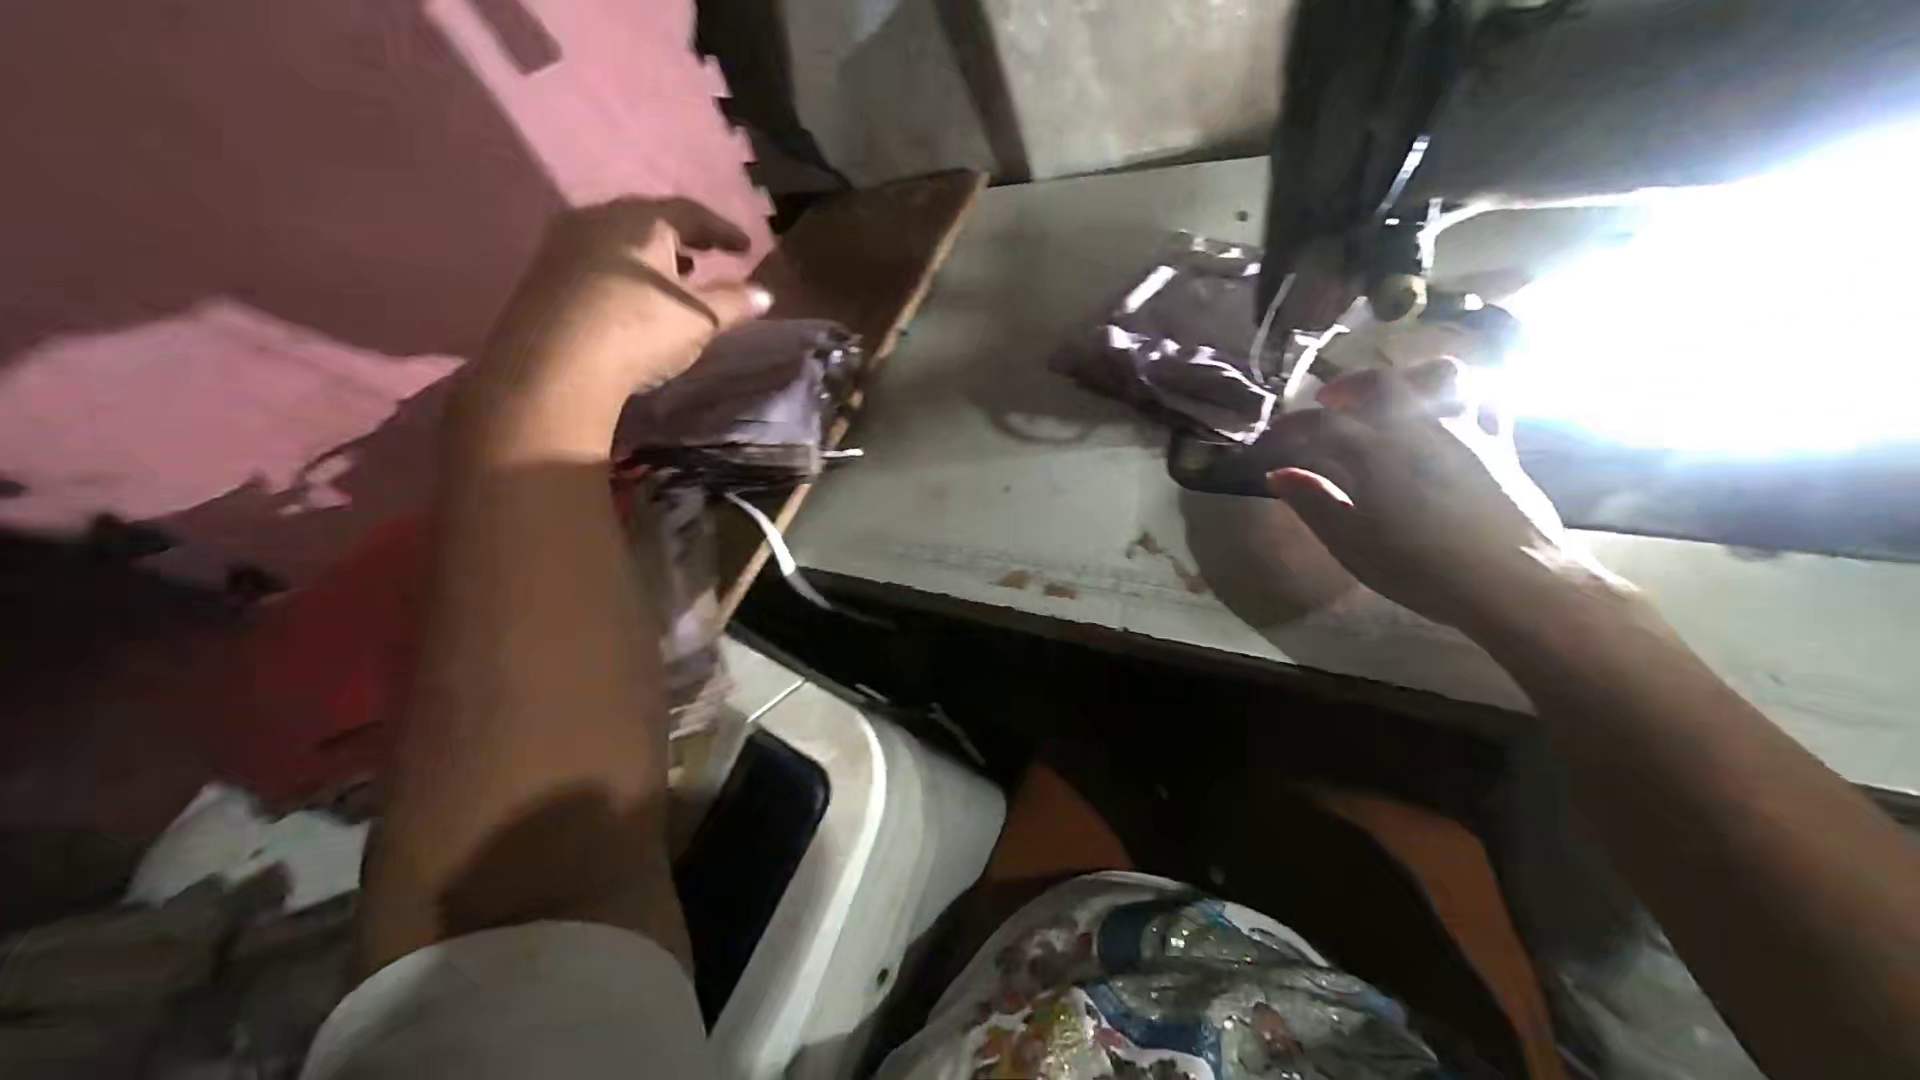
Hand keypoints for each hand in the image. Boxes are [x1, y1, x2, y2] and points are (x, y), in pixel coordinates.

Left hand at [455, 198, 771, 453]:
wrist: (554, 365)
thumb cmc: (639, 329)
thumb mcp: (699, 319)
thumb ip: (733, 303)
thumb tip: (764, 294)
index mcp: (640, 220)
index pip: (690, 212)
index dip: (723, 230)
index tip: (746, 247)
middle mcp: (598, 218)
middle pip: (649, 221)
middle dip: (683, 239)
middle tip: (706, 255)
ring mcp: (564, 244)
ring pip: (619, 240)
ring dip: (651, 257)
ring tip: (674, 279)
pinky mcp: (544, 274)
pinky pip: (596, 261)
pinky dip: (624, 273)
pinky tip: (633, 299)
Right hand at [1265, 361, 1598, 629]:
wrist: (1511, 582)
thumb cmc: (1419, 567)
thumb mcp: (1350, 543)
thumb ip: (1312, 503)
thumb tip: (1280, 475)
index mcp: (1373, 450)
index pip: (1318, 425)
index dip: (1287, 430)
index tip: (1269, 443)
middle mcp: (1417, 426)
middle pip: (1378, 383)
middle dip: (1346, 388)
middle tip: (1327, 405)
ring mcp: (1463, 430)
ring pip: (1441, 375)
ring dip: (1409, 377)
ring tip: (1392, 397)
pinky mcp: (1499, 444)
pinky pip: (1486, 399)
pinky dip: (1461, 396)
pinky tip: (1447, 414)